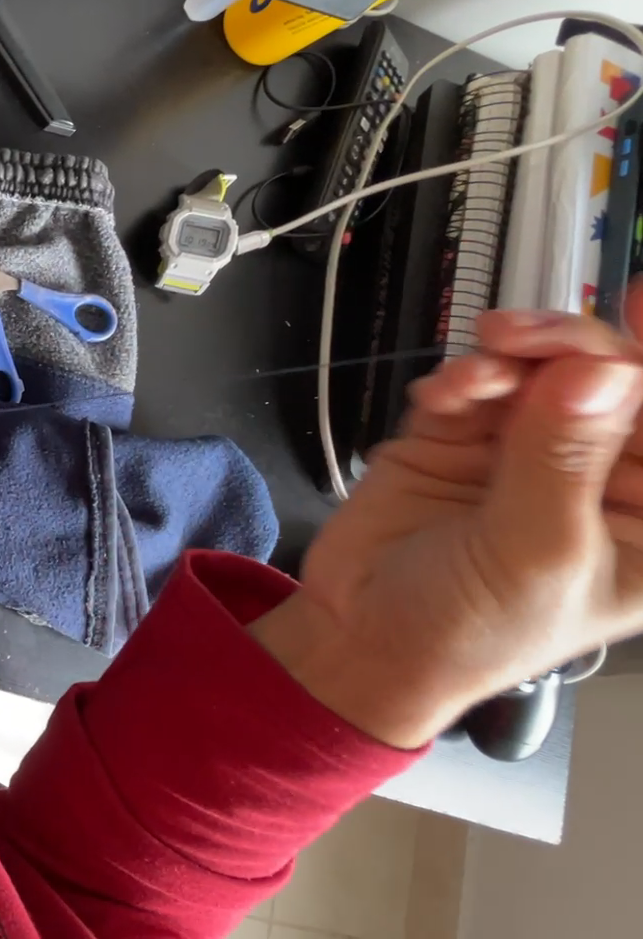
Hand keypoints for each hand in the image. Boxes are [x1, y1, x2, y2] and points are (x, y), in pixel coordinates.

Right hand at [254, 291, 642, 747]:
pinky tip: (445, 392)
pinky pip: (464, 396)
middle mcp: (597, 475)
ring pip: (534, 380)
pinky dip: (454, 384)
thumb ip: (561, 463)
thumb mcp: (536, 552)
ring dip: (508, 362)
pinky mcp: (448, 445)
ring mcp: (518, 456)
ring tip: (477, 368)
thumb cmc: (474, 622)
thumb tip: (598, 375)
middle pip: (609, 388)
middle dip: (575, 351)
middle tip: (524, 337)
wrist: (360, 632)